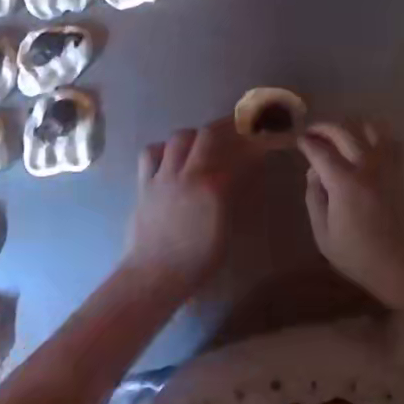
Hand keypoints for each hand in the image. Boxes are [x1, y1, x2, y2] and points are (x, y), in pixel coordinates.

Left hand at [124, 120, 245, 294]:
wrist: (155, 275)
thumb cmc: (197, 261)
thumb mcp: (224, 230)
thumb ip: (229, 199)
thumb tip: (235, 179)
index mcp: (214, 188)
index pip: (238, 156)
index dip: (252, 146)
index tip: (260, 140)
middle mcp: (188, 174)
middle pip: (207, 134)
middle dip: (224, 127)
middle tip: (233, 129)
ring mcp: (163, 177)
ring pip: (178, 138)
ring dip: (193, 135)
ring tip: (201, 142)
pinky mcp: (144, 184)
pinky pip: (150, 154)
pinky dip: (162, 149)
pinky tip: (168, 157)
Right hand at [299, 121, 403, 312]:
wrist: (400, 265)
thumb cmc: (357, 255)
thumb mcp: (323, 234)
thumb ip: (314, 198)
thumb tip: (313, 172)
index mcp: (343, 183)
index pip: (320, 151)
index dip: (306, 143)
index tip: (298, 140)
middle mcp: (365, 167)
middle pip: (343, 132)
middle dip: (323, 128)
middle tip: (312, 132)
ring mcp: (385, 167)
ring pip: (369, 128)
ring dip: (350, 125)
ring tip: (338, 134)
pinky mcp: (398, 172)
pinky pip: (389, 142)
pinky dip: (377, 134)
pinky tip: (366, 142)